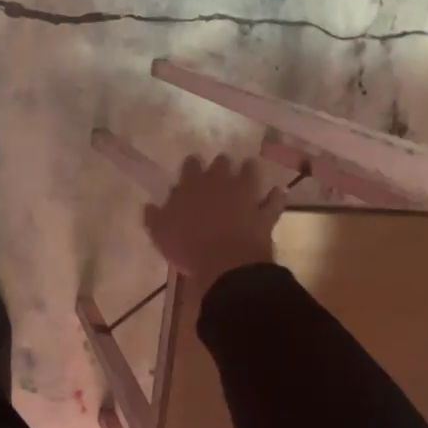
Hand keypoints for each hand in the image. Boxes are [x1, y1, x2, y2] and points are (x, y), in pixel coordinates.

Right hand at [144, 155, 285, 291]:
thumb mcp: (160, 234)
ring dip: (248, 170)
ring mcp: (245, 196)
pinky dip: (276, 196)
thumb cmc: (188, 247)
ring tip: (248, 168)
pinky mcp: (264, 212)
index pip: (190, 165)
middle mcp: (220, 183)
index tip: (191, 167)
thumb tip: (149, 205)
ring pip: (249, 173)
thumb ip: (154, 217)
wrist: (226, 264)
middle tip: (219, 169)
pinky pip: (274, 200)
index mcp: (192, 185)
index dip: (191, 165)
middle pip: (221, 163)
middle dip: (220, 165)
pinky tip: (278, 192)